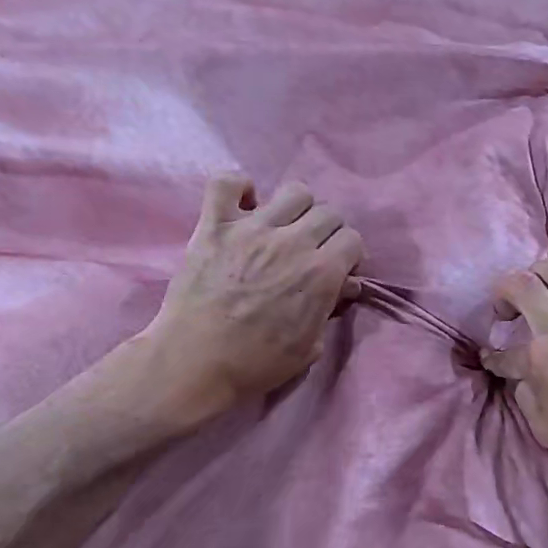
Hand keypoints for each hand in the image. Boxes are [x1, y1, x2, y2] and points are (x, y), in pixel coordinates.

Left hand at [117, 176, 363, 430]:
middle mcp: (293, 242)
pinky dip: (239, 187)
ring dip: (297, 208)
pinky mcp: (214, 226)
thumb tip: (345, 285)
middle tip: (313, 250)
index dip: (349, 254)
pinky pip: (226, 183)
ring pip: (294, 191)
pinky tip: (244, 205)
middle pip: (329, 212)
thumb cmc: (257, 363)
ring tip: (285, 227)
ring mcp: (252, 229)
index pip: (353, 239)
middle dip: (329, 231)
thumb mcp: (310, 346)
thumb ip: (330, 309)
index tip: (338, 269)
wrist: (195, 363)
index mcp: (321, 273)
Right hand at [483, 259, 547, 476]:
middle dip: (503, 291)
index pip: (504, 353)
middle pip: (522, 285)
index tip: (491, 358)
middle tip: (505, 309)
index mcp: (541, 358)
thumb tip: (523, 383)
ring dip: (538, 274)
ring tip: (538, 289)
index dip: (492, 357)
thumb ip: (529, 404)